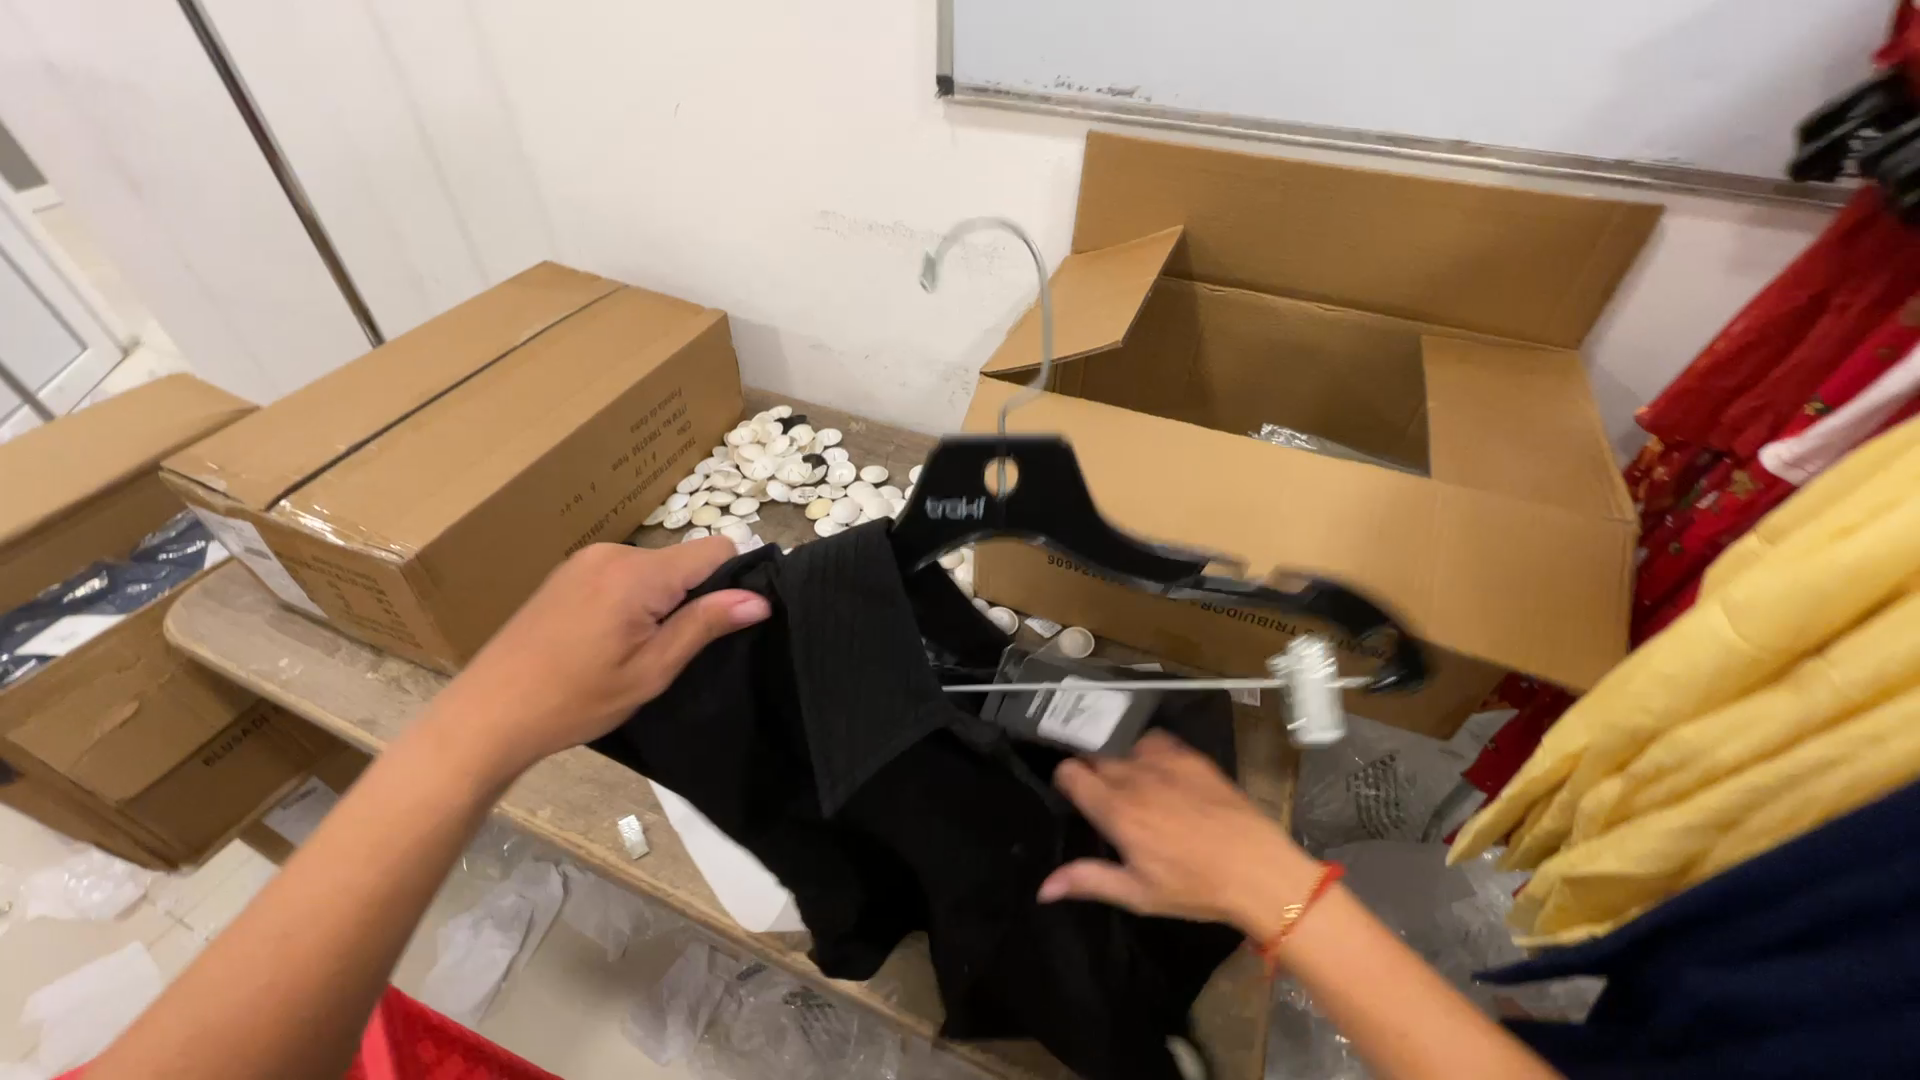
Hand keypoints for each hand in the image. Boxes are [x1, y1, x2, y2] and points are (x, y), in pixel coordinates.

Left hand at [431, 539, 769, 775]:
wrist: (487, 713)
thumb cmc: (575, 699)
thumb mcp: (652, 669)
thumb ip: (706, 624)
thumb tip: (760, 599)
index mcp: (637, 573)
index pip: (717, 548)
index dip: (734, 580)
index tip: (724, 623)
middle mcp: (613, 552)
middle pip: (685, 559)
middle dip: (694, 595)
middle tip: (672, 649)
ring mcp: (586, 559)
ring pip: (656, 568)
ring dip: (663, 599)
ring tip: (636, 648)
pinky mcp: (569, 572)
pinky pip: (625, 572)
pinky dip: (635, 597)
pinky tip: (609, 638)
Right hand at [1040, 731, 1320, 935]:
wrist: (1257, 871)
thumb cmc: (1194, 888)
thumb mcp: (1137, 894)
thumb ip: (1087, 880)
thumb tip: (1043, 888)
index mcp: (1116, 810)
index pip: (1070, 772)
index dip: (1065, 781)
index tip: (1074, 797)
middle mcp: (1134, 777)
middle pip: (1094, 755)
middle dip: (1090, 770)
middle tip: (1102, 796)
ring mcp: (1164, 762)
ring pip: (1123, 745)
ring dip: (1118, 759)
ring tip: (1129, 781)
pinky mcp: (1191, 757)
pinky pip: (1155, 740)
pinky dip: (1147, 749)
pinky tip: (1158, 770)